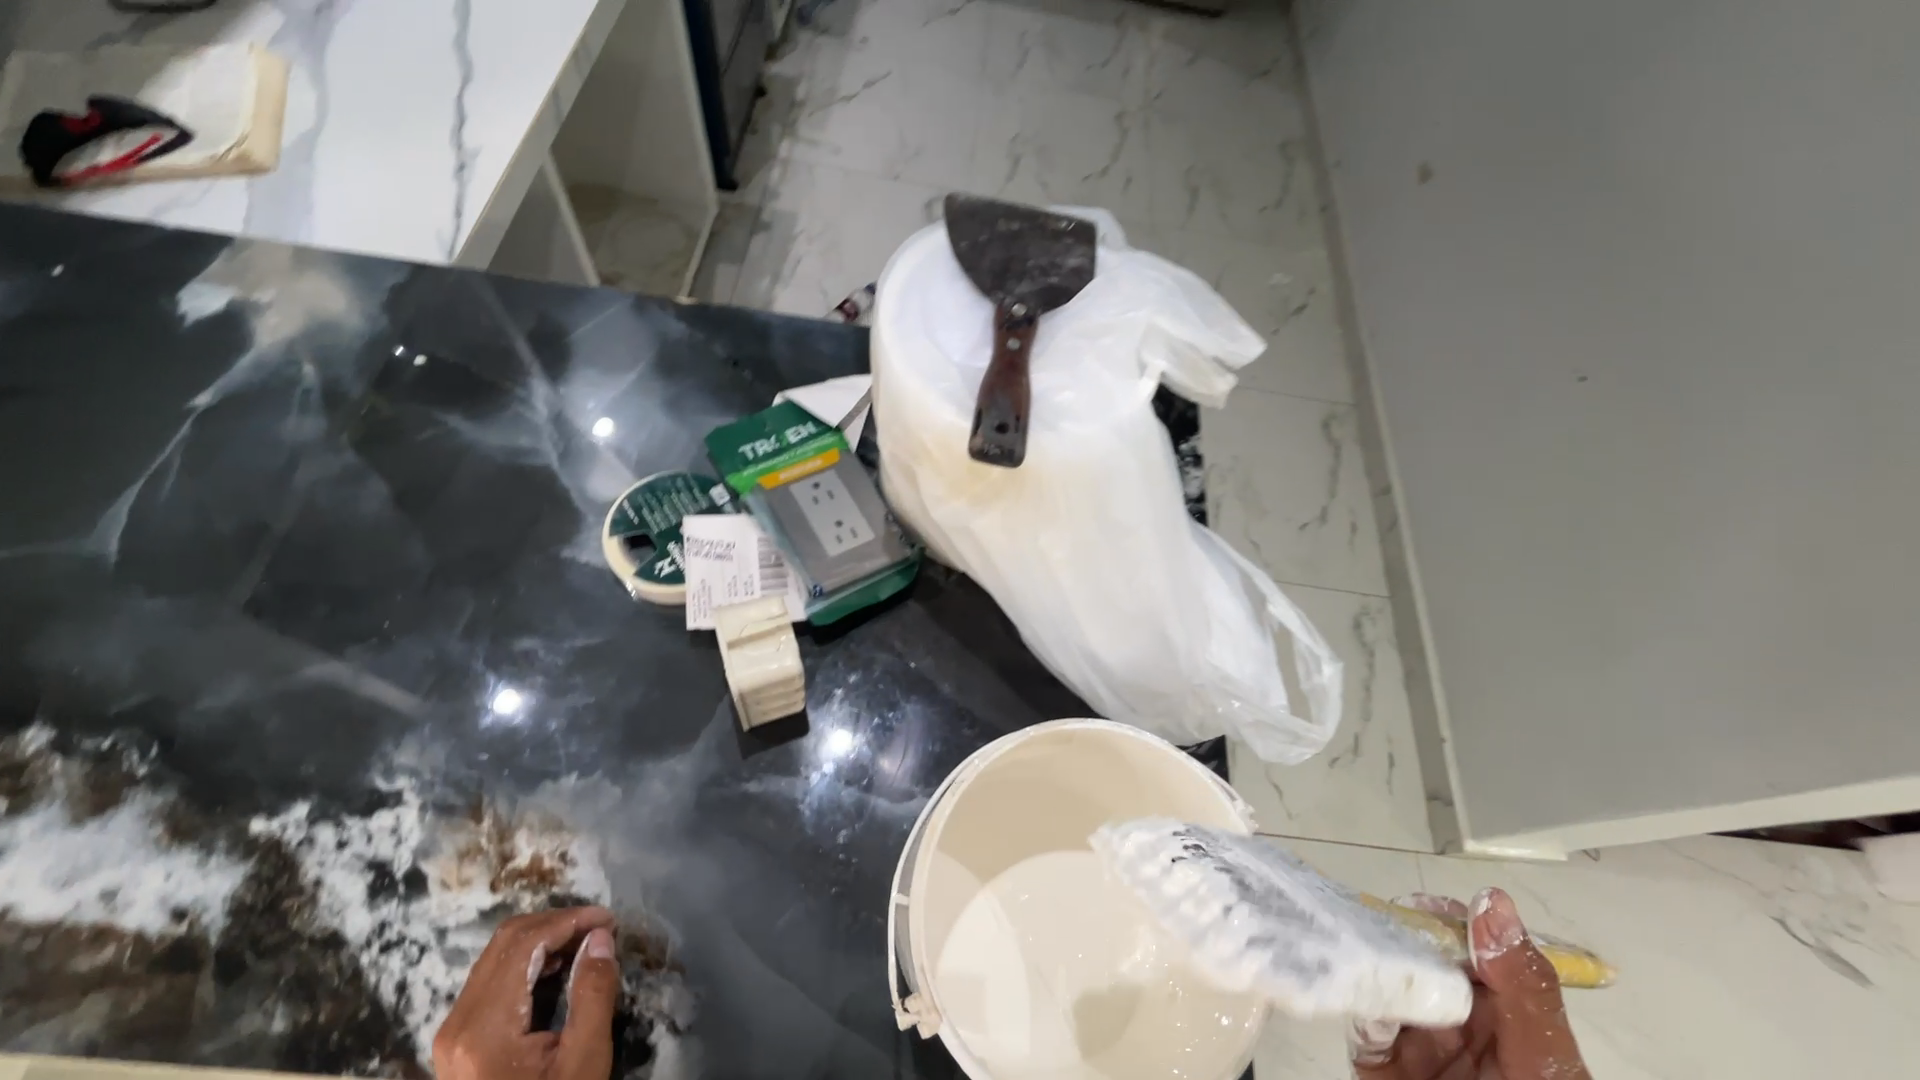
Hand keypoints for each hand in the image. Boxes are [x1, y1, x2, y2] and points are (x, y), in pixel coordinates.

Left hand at [433, 907, 620, 1079]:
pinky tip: (559, 968)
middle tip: (600, 929)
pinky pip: (493, 978)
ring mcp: (454, 1030)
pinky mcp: (460, 1039)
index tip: (610, 921)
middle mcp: (459, 1020)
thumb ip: (592, 994)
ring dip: (543, 939)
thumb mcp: (583, 1061)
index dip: (569, 920)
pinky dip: (528, 961)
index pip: (524, 943)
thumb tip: (600, 938)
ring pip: (497, 956)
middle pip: (506, 942)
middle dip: (557, 923)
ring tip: (586, 943)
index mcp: (485, 1025)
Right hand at [1351, 888, 1590, 1079]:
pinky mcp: (1379, 1066)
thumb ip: (1523, 988)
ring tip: (1363, 958)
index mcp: (1511, 1014)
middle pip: (1423, 961)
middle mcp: (1462, 1020)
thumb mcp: (1546, 1067)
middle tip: (1378, 926)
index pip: (1477, 949)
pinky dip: (1362, 1012)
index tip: (1422, 907)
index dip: (1450, 921)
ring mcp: (1418, 1044)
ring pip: (1388, 986)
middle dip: (1400, 940)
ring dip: (1375, 970)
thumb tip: (1489, 900)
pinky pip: (1365, 1028)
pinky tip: (1370, 1011)